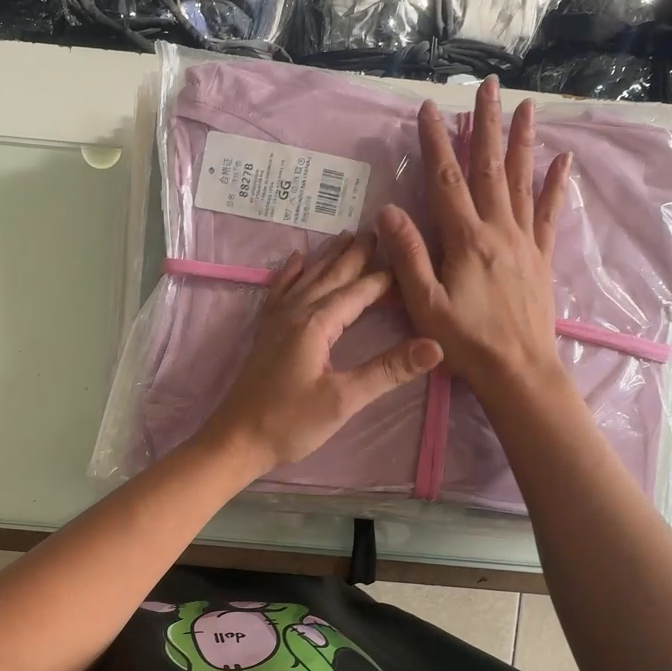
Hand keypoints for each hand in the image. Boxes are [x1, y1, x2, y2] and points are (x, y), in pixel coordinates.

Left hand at [197, 232, 442, 473]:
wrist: (236, 440)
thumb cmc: (289, 423)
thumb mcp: (343, 400)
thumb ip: (388, 371)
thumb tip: (435, 346)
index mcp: (316, 325)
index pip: (357, 292)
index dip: (383, 277)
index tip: (407, 259)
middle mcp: (295, 314)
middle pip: (330, 276)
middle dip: (355, 255)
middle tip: (378, 230)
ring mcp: (276, 323)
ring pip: (307, 279)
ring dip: (328, 258)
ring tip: (345, 237)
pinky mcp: (264, 336)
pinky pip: (279, 292)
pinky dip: (290, 274)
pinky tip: (296, 261)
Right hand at [377, 77, 571, 396]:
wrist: (518, 370)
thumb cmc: (466, 343)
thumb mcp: (425, 305)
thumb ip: (408, 257)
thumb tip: (388, 212)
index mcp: (466, 240)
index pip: (447, 180)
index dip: (436, 143)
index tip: (428, 109)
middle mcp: (498, 230)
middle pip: (490, 168)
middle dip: (485, 126)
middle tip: (486, 87)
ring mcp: (524, 242)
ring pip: (521, 181)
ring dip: (521, 142)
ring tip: (525, 106)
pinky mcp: (540, 258)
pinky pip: (549, 213)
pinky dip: (555, 185)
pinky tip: (562, 161)